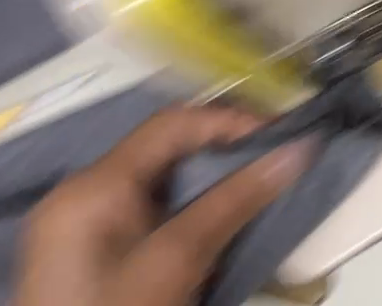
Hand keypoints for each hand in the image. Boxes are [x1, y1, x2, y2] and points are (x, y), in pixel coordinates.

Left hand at [14, 106, 314, 305]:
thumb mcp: (177, 260)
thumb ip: (236, 199)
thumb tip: (299, 149)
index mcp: (93, 185)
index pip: (174, 123)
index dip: (232, 121)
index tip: (282, 138)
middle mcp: (83, 194)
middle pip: (170, 147)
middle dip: (227, 149)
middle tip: (276, 159)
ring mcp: (82, 225)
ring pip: (166, 177)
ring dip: (215, 177)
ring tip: (260, 185)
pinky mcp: (92, 253)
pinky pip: (154, 205)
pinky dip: (194, 203)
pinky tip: (221, 219)